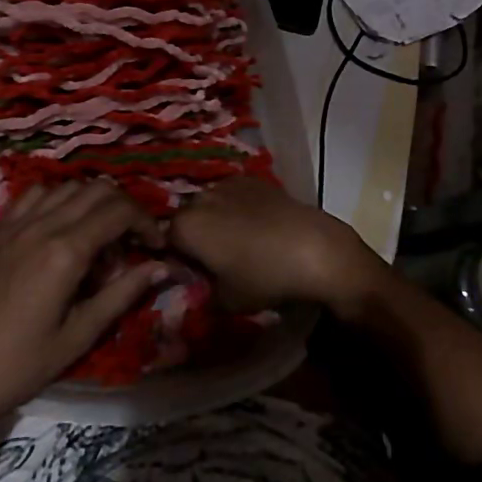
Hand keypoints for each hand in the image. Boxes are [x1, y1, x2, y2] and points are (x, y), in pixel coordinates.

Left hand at [0, 182, 164, 454]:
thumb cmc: (18, 366)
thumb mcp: (78, 336)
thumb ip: (122, 294)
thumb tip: (162, 267)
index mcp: (65, 251)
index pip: (119, 211)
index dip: (147, 222)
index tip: (157, 248)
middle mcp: (41, 226)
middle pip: (97, 190)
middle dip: (124, 208)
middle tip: (133, 243)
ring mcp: (14, 225)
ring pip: (66, 187)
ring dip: (92, 203)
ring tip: (98, 240)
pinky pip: (33, 197)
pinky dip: (57, 201)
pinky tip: (59, 231)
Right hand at [168, 178, 384, 314]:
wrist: (315, 248)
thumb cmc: (264, 277)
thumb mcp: (227, 301)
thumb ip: (204, 294)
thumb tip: (203, 288)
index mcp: (185, 227)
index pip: (165, 243)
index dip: (178, 261)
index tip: (196, 275)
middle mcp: (199, 198)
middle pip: (187, 219)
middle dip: (196, 237)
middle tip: (216, 260)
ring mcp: (227, 184)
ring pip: (211, 205)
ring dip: (217, 220)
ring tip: (241, 241)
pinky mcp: (254, 179)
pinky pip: (234, 196)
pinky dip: (239, 208)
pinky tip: (260, 226)